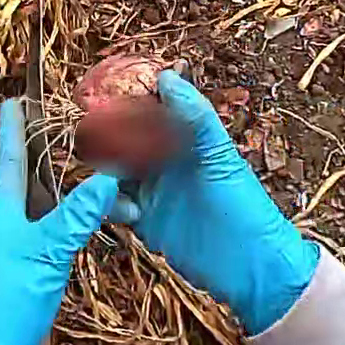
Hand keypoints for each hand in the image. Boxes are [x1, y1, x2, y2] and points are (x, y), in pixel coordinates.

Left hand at [0, 100, 120, 344]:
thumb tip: (106, 176)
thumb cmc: (7, 299)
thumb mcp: (47, 254)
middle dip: (45, 161)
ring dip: (59, 200)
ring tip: (89, 188)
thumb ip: (76, 216)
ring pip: (32, 212)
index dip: (14, 127)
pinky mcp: (7, 272)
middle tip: (68, 140)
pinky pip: (35, 237)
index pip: (10, 157)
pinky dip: (56, 229)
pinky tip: (73, 233)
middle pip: (23, 183)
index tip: (14, 99)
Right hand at [112, 70, 317, 333]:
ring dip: (104, 174)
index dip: (125, 103)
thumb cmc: (245, 208)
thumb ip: (196, 118)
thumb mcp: (221, 157)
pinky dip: (110, 206)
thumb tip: (167, 75)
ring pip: (111, 171)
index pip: (146, 113)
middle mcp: (161, 162)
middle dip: (106, 140)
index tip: (103, 97)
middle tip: (93, 141)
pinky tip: (129, 213)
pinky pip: (110, 205)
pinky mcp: (140, 219)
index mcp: (181, 141)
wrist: (251, 270)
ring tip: (112, 181)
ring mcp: (149, 190)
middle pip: (121, 141)